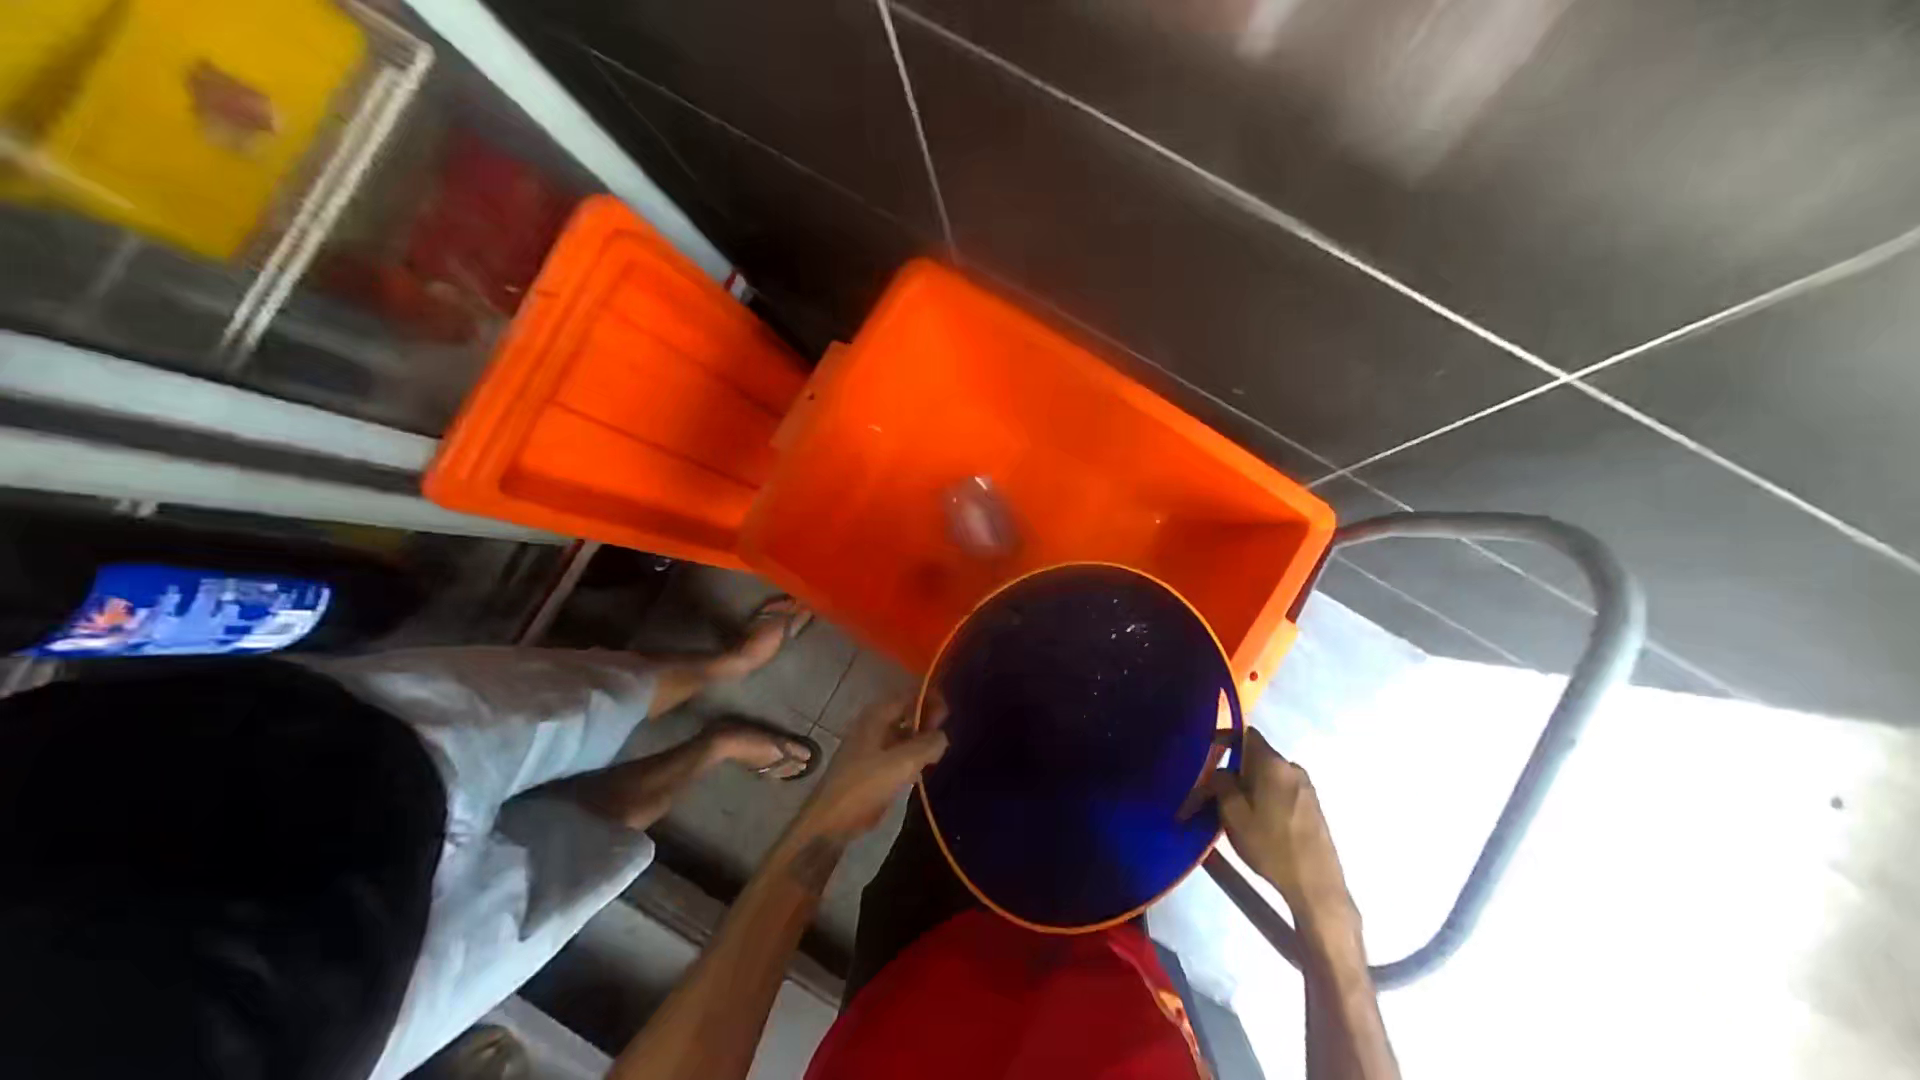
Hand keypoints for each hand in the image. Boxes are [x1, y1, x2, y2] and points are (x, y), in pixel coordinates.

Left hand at [791, 695, 948, 844]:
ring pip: (904, 734)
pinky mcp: (874, 768)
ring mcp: (872, 747)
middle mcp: (874, 726)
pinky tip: (927, 768)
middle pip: (906, 713)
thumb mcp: (901, 763)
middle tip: (948, 735)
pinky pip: (899, 754)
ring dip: (922, 739)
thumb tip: (943, 736)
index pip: (908, 695)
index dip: (930, 699)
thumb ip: (927, 745)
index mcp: (876, 717)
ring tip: (942, 750)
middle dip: (928, 719)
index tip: (950, 716)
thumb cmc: (864, 786)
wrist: (831, 822)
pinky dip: (913, 756)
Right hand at [1207, 728, 1352, 923]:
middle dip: (1234, 768)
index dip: (1223, 739)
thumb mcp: (1232, 814)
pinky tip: (1257, 820)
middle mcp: (1292, 768)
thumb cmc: (1270, 845)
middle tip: (1214, 790)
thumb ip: (1221, 782)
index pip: (1245, 734)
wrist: (1315, 885)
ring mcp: (1307, 787)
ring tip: (1234, 809)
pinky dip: (1264, 796)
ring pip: (1268, 774)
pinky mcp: (1313, 806)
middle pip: (1256, 756)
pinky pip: (1281, 789)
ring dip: (1249, 784)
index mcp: (1273, 764)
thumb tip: (1221, 770)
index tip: (1206, 756)